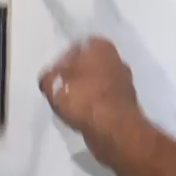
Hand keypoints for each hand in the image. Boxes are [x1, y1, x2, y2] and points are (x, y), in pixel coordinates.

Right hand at [39, 37, 150, 162]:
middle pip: (87, 66)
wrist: (114, 130)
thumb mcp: (52, 85)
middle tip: (60, 91)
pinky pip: (103, 101)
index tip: (52, 78)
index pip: (73, 48)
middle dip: (74, 77)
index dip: (60, 63)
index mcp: (100, 45)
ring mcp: (124, 81)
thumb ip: (48, 78)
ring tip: (70, 108)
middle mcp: (116, 58)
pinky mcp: (126, 103)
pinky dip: (94, 107)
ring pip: (96, 84)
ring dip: (84, 93)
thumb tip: (50, 79)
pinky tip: (83, 117)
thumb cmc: (83, 98)